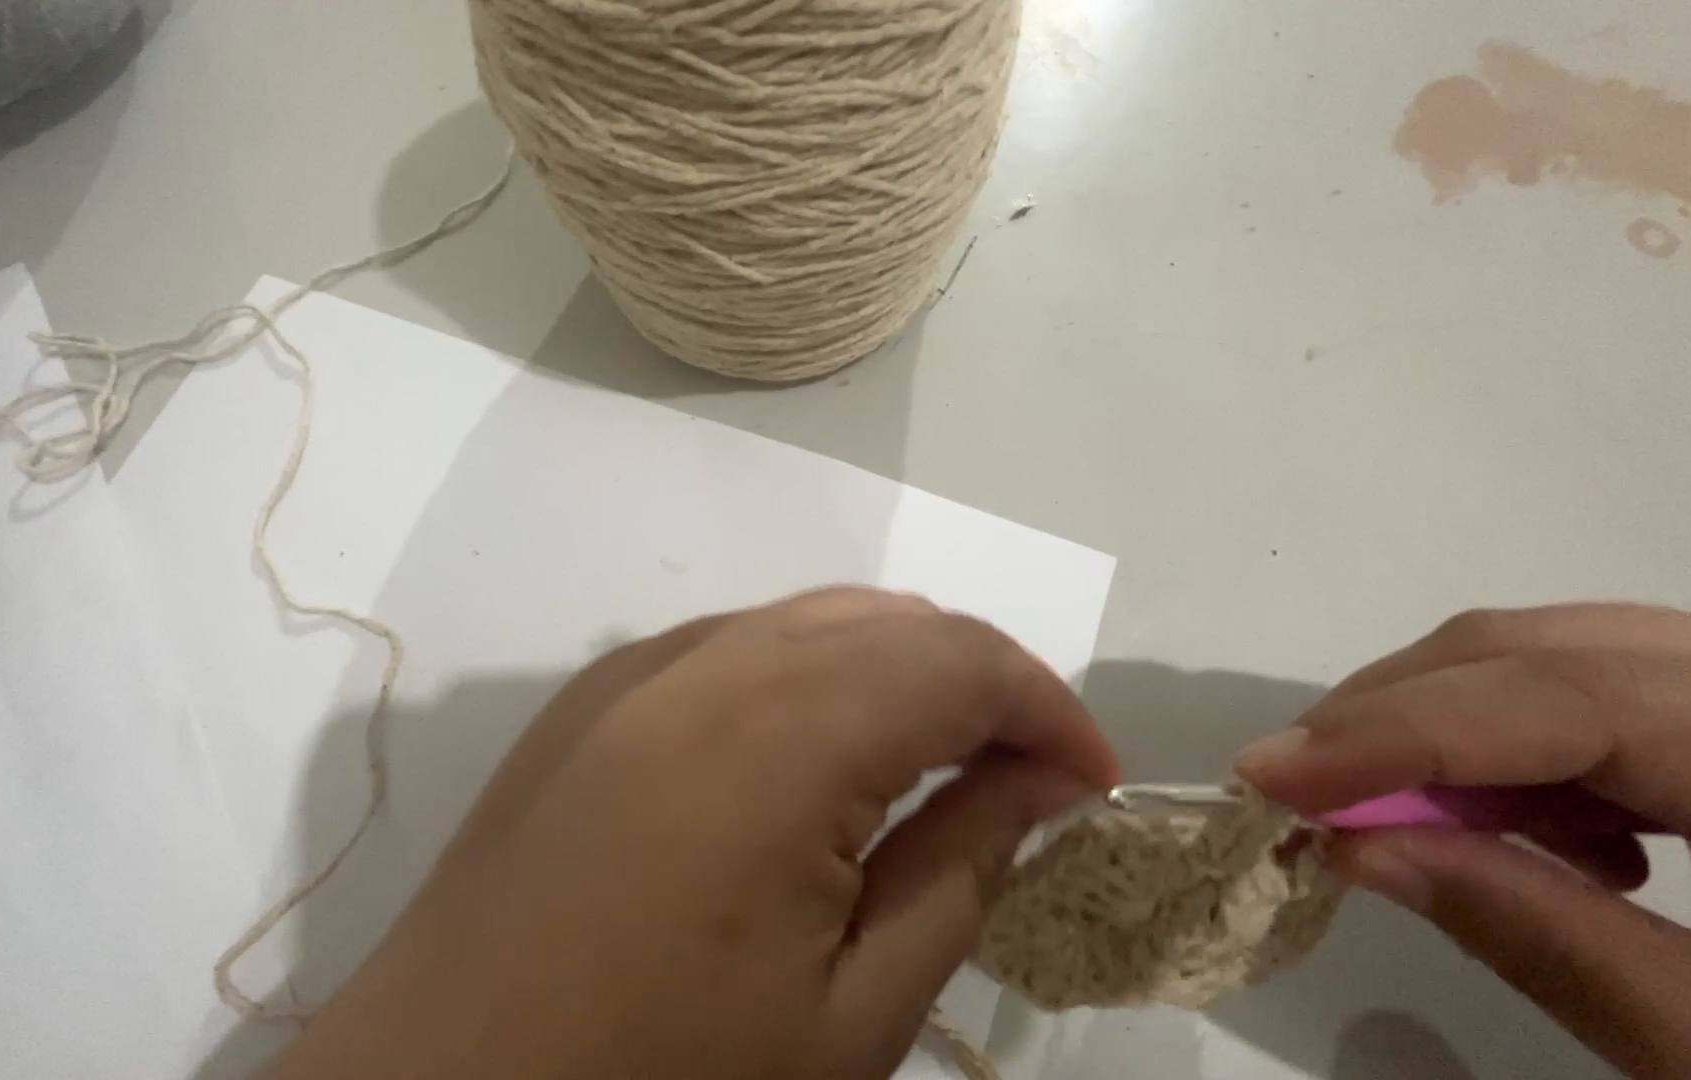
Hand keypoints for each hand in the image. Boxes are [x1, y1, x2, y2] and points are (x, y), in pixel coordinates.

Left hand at [266, 588, 1117, 1079]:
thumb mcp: (853, 1011)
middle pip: (893, 624)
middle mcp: (708, 661)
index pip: (958, 662)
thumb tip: (1041, 779)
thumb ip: (963, 863)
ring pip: (818, 620)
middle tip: (1025, 776)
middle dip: (981, 683)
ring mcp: (641, 666)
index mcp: (779, 733)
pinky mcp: (598, 690)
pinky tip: (824, 751)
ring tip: (940, 761)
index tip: (1092, 784)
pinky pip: (743, 645)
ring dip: (899, 671)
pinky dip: (815, 673)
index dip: (1047, 709)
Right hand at [1236, 604, 1690, 1077]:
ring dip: (1442, 723)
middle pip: (1542, 648)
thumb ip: (1542, 939)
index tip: (1266, 775)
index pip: (1563, 702)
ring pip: (1555, 653)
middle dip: (1395, 714)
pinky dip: (1511, 742)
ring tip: (1403, 811)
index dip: (1395, 733)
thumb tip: (1350, 851)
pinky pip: (1595, 684)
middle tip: (1302, 784)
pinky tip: (1535, 825)